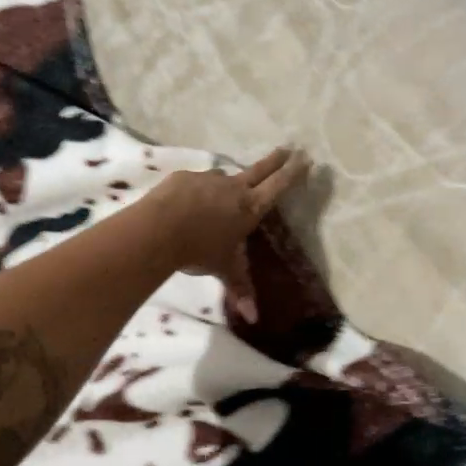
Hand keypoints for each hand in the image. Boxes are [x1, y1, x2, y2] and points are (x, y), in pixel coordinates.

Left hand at [140, 147, 309, 321]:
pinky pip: (195, 183)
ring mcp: (208, 179)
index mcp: (249, 208)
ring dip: (227, 183)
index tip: (305, 157)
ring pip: (224, 178)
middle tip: (288, 147)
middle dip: (276, 160)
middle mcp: (233, 188)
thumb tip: (254, 318)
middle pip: (260, 169)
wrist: (160, 228)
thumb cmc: (200, 250)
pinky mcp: (185, 177)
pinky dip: (196, 192)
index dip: (293, 172)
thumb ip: (240, 289)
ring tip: (222, 195)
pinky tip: (187, 204)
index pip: (278, 186)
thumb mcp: (224, 269)